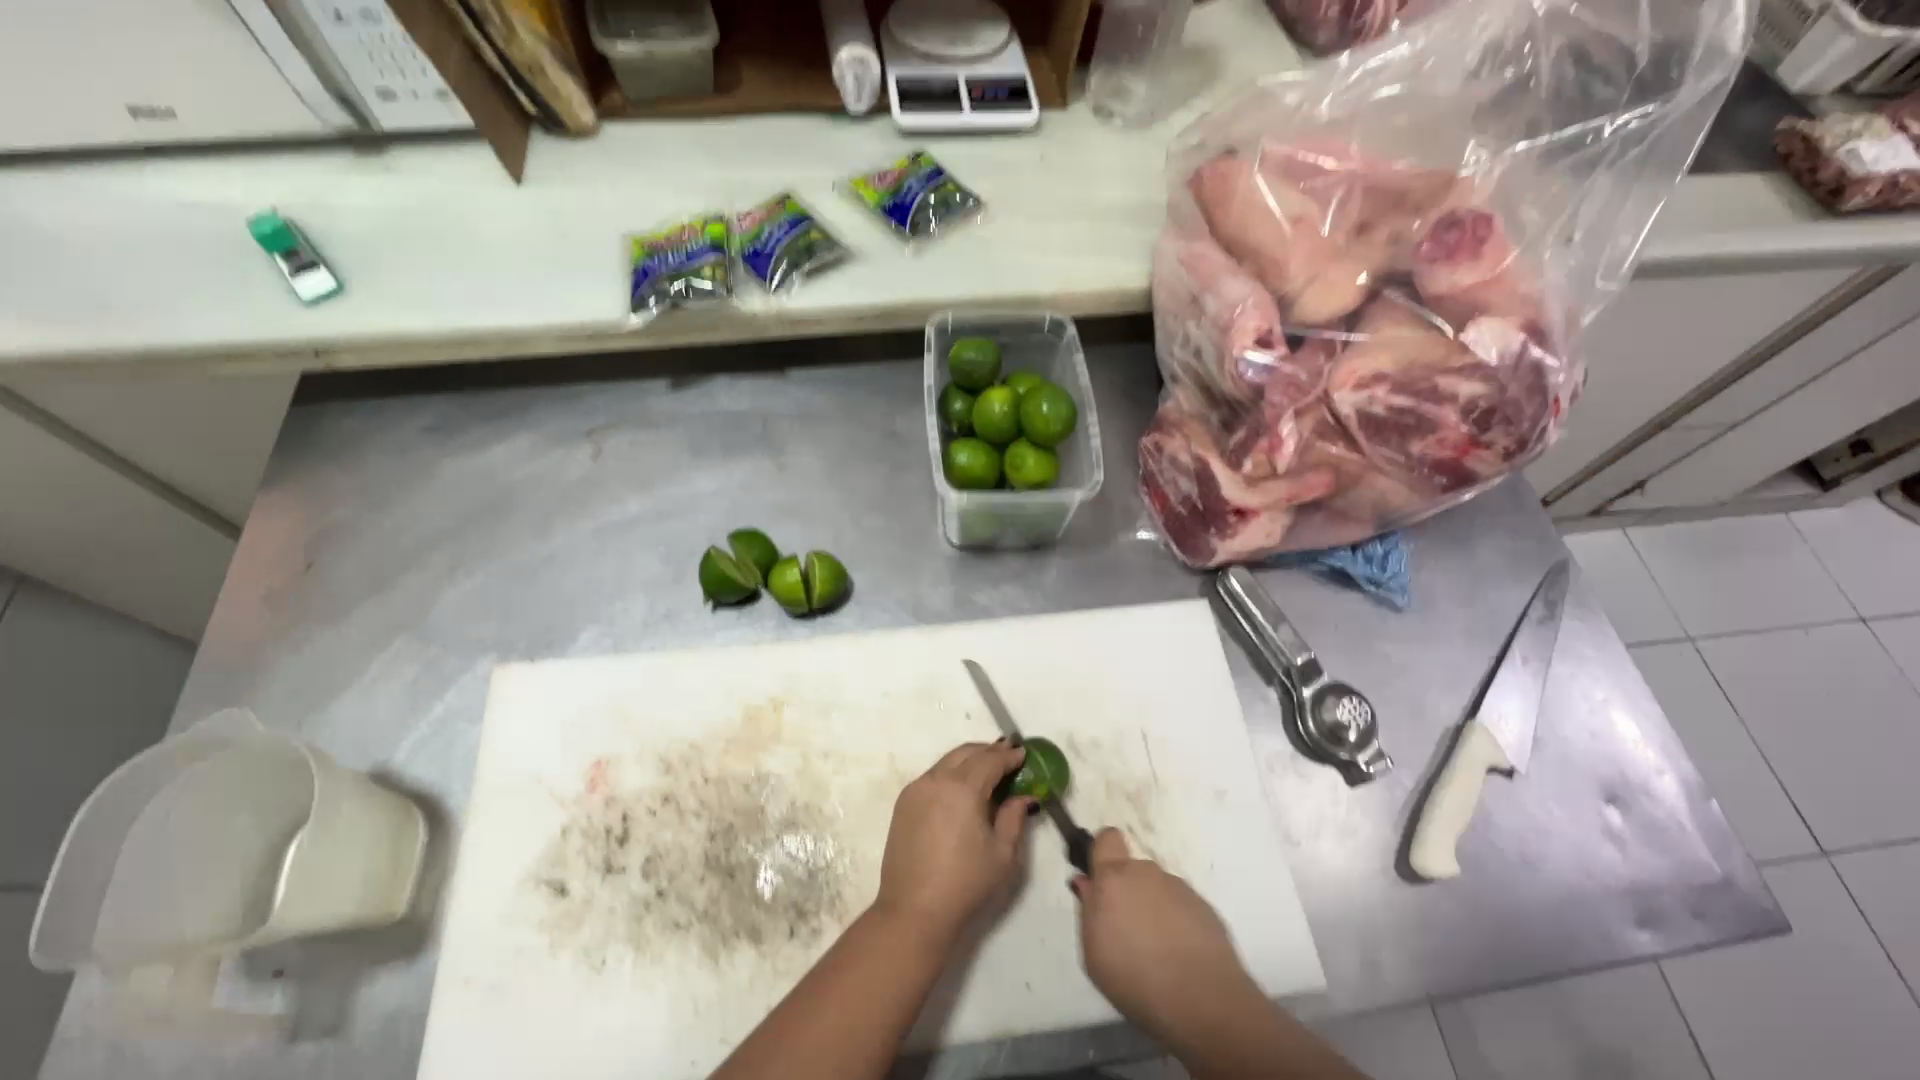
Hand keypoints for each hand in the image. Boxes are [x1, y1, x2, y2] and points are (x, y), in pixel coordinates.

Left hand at [874, 740, 1033, 947]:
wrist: (914, 910)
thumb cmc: (965, 883)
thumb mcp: (1002, 853)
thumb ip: (1014, 817)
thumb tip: (1023, 797)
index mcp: (962, 788)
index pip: (990, 759)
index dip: (1009, 755)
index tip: (1023, 754)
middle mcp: (935, 780)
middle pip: (965, 753)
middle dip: (988, 751)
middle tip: (1007, 756)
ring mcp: (915, 791)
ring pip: (945, 763)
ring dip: (968, 761)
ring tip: (987, 771)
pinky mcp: (903, 805)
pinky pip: (932, 778)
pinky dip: (950, 774)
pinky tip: (962, 791)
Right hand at [1073, 829, 1261, 1044]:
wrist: (1201, 1000)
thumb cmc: (1134, 977)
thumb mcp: (1093, 952)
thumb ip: (1088, 910)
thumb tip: (1087, 882)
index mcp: (1115, 878)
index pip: (1107, 838)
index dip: (1102, 853)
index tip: (1101, 881)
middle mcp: (1149, 874)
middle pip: (1133, 871)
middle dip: (1128, 892)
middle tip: (1127, 931)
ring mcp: (1181, 889)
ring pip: (1158, 890)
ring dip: (1153, 909)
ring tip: (1157, 951)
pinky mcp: (1206, 908)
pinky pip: (1182, 907)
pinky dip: (1177, 924)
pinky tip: (1180, 956)